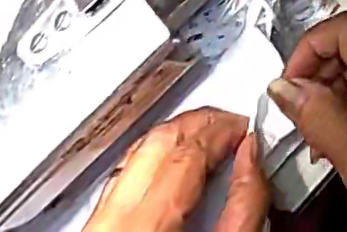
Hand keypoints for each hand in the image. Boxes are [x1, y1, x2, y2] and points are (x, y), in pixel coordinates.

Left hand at [82, 108, 268, 231]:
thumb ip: (243, 207)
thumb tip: (252, 154)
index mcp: (144, 223)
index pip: (187, 147)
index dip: (223, 128)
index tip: (248, 129)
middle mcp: (111, 218)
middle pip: (160, 140)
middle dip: (203, 124)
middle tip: (234, 128)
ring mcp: (97, 222)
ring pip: (139, 152)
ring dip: (181, 138)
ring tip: (212, 144)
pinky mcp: (94, 226)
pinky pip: (125, 173)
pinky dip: (158, 160)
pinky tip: (180, 168)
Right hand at [267, 13, 346, 231]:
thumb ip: (324, 123)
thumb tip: (284, 87)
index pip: (342, 29)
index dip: (307, 50)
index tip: (289, 86)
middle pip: (345, 40)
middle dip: (316, 75)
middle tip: (303, 121)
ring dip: (329, 90)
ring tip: (324, 137)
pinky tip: (344, 135)